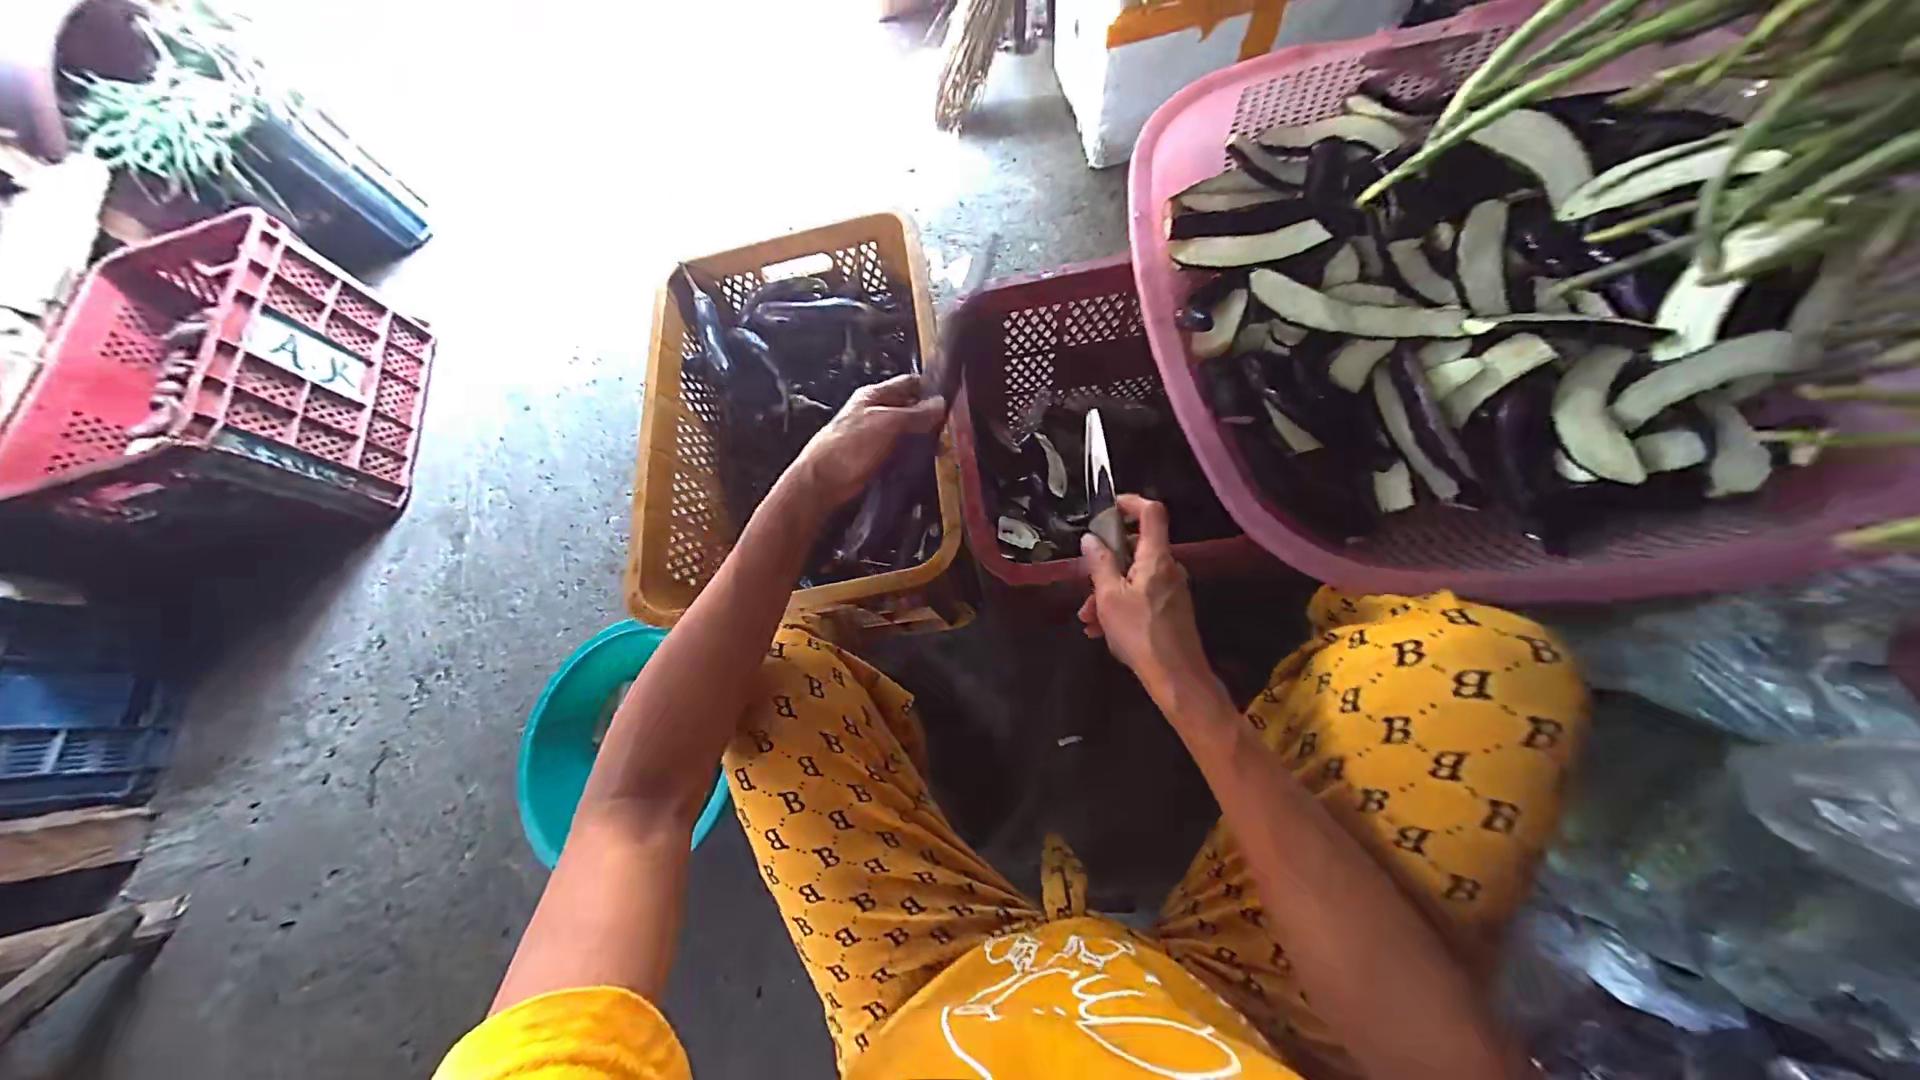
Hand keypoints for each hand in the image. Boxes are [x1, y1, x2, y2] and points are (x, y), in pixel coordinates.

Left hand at [783, 374, 945, 507]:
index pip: (909, 384)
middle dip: (930, 418)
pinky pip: (902, 452)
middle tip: (948, 429)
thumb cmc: (847, 448)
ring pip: (909, 432)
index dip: (930, 389)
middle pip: (911, 409)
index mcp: (874, 396)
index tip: (950, 401)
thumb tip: (940, 405)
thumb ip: (915, 414)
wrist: (822, 482)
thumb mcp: (887, 423)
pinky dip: (914, 456)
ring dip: (924, 439)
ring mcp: (876, 437)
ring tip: (940, 448)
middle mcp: (876, 413)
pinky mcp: (877, 458)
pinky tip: (924, 462)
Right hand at [1078, 495, 1215, 705]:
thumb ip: (1099, 564)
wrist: (1175, 676)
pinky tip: (1101, 629)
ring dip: (1107, 592)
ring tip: (1088, 618)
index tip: (1109, 508)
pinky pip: (1141, 595)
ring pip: (1134, 577)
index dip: (1131, 502)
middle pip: (1136, 548)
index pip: (1152, 512)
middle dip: (1105, 564)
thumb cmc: (1140, 633)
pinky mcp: (1171, 609)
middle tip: (1085, 584)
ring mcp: (1172, 589)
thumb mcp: (1109, 597)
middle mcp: (1169, 567)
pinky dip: (1120, 605)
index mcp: (1156, 558)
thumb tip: (1091, 539)